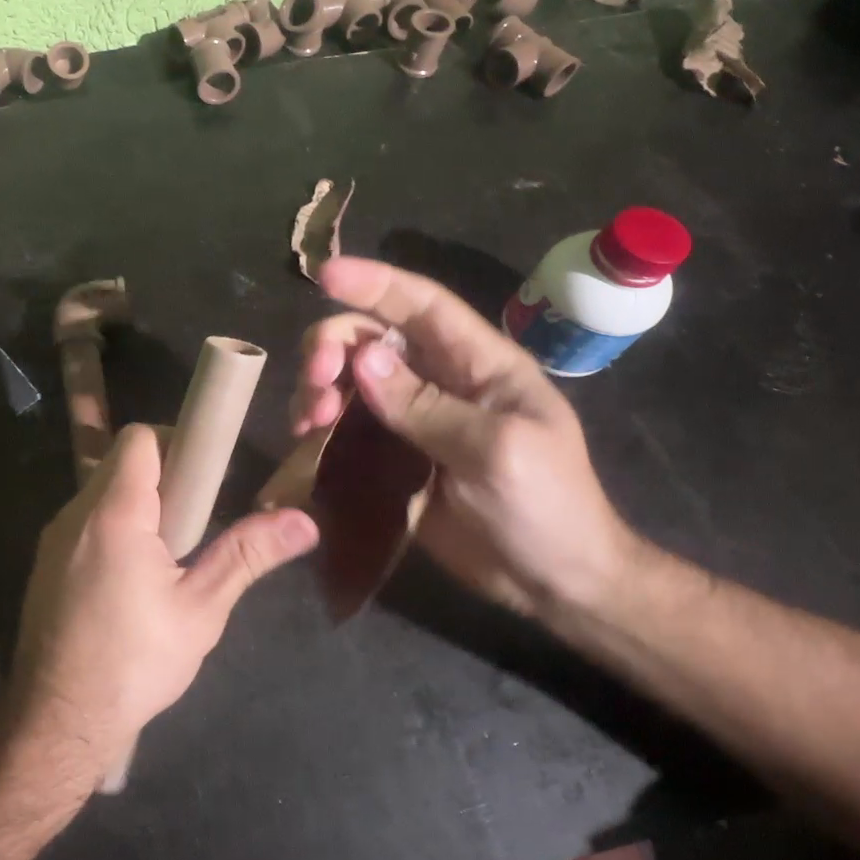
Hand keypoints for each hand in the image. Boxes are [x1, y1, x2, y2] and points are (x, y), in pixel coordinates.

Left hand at [7, 424, 316, 779]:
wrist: (59, 720)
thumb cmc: (135, 663)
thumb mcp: (201, 610)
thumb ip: (247, 555)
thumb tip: (304, 522)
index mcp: (115, 513)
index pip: (138, 438)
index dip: (175, 442)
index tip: (206, 476)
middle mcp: (76, 513)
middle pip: (118, 463)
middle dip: (161, 477)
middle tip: (198, 519)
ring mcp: (53, 538)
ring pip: (100, 493)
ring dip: (136, 506)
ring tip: (170, 553)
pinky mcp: (44, 563)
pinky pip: (83, 524)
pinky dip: (112, 530)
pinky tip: (133, 578)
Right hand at [292, 256, 638, 617]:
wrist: (553, 583)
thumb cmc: (546, 508)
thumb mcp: (496, 450)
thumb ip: (427, 406)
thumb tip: (362, 360)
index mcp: (479, 363)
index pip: (422, 305)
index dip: (374, 282)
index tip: (324, 275)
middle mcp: (440, 380)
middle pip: (371, 339)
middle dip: (332, 347)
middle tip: (315, 384)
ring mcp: (412, 420)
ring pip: (349, 380)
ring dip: (318, 387)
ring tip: (307, 420)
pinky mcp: (390, 458)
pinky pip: (345, 427)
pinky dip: (318, 425)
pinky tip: (305, 439)